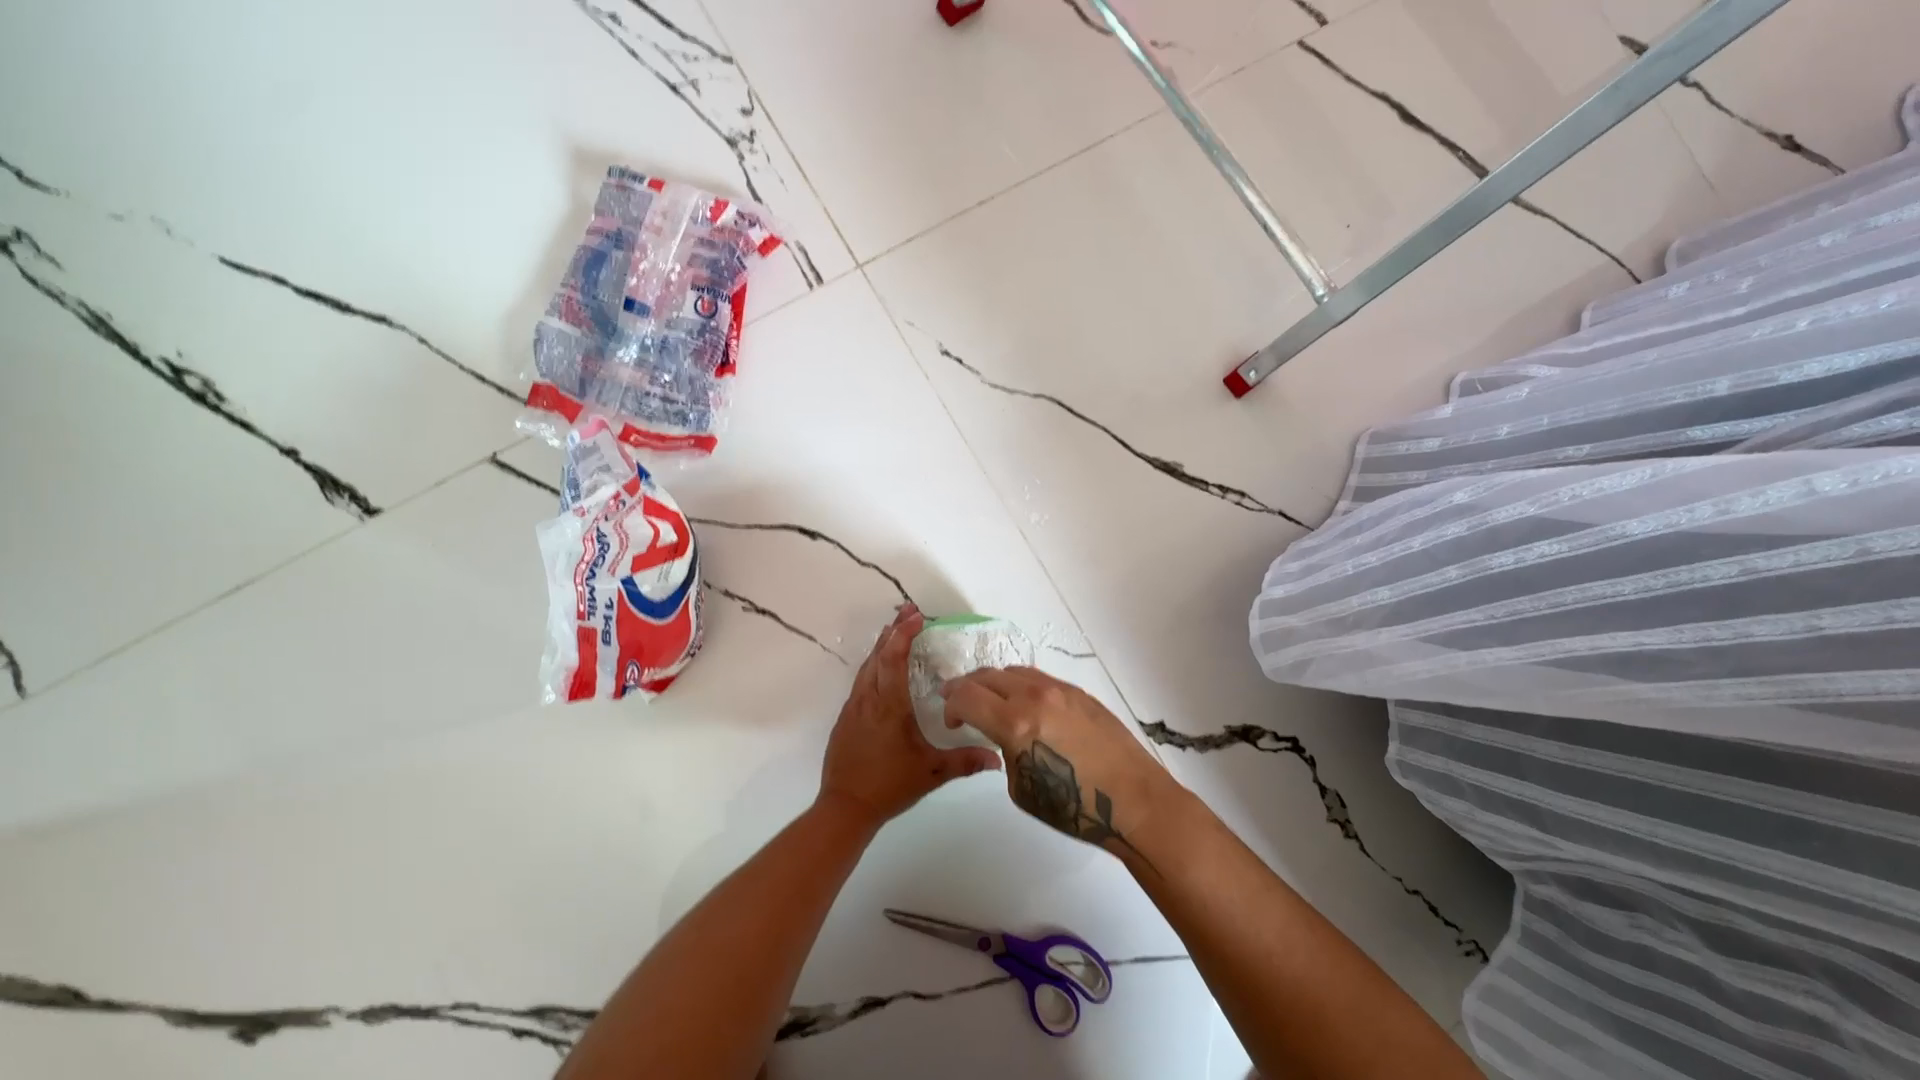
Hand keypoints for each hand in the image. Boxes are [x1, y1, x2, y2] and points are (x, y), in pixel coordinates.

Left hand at [818, 604, 1002, 829]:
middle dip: (893, 631)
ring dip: (881, 647)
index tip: (917, 616)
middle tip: (908, 612)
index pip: (895, 660)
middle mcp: (868, 701)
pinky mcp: (845, 720)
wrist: (845, 807)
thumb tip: (997, 759)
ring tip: (895, 632)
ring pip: (866, 668)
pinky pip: (860, 683)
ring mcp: (853, 709)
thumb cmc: (889, 786)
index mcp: (890, 707)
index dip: (904, 635)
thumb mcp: (931, 773)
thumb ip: (965, 762)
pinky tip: (880, 670)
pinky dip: (872, 666)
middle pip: (877, 656)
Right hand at [942, 667, 1177, 867]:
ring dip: (994, 683)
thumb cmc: (1074, 807)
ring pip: (1015, 672)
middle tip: (959, 704)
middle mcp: (1036, 697)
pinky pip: (1040, 679)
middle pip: (987, 677)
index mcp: (1016, 723)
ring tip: (990, 702)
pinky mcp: (1081, 694)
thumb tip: (1007, 739)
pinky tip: (1025, 706)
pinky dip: (1021, 686)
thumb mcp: (1022, 788)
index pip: (967, 697)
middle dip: (967, 689)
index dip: (950, 706)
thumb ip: (1007, 753)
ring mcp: (1061, 691)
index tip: (950, 721)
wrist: (1133, 800)